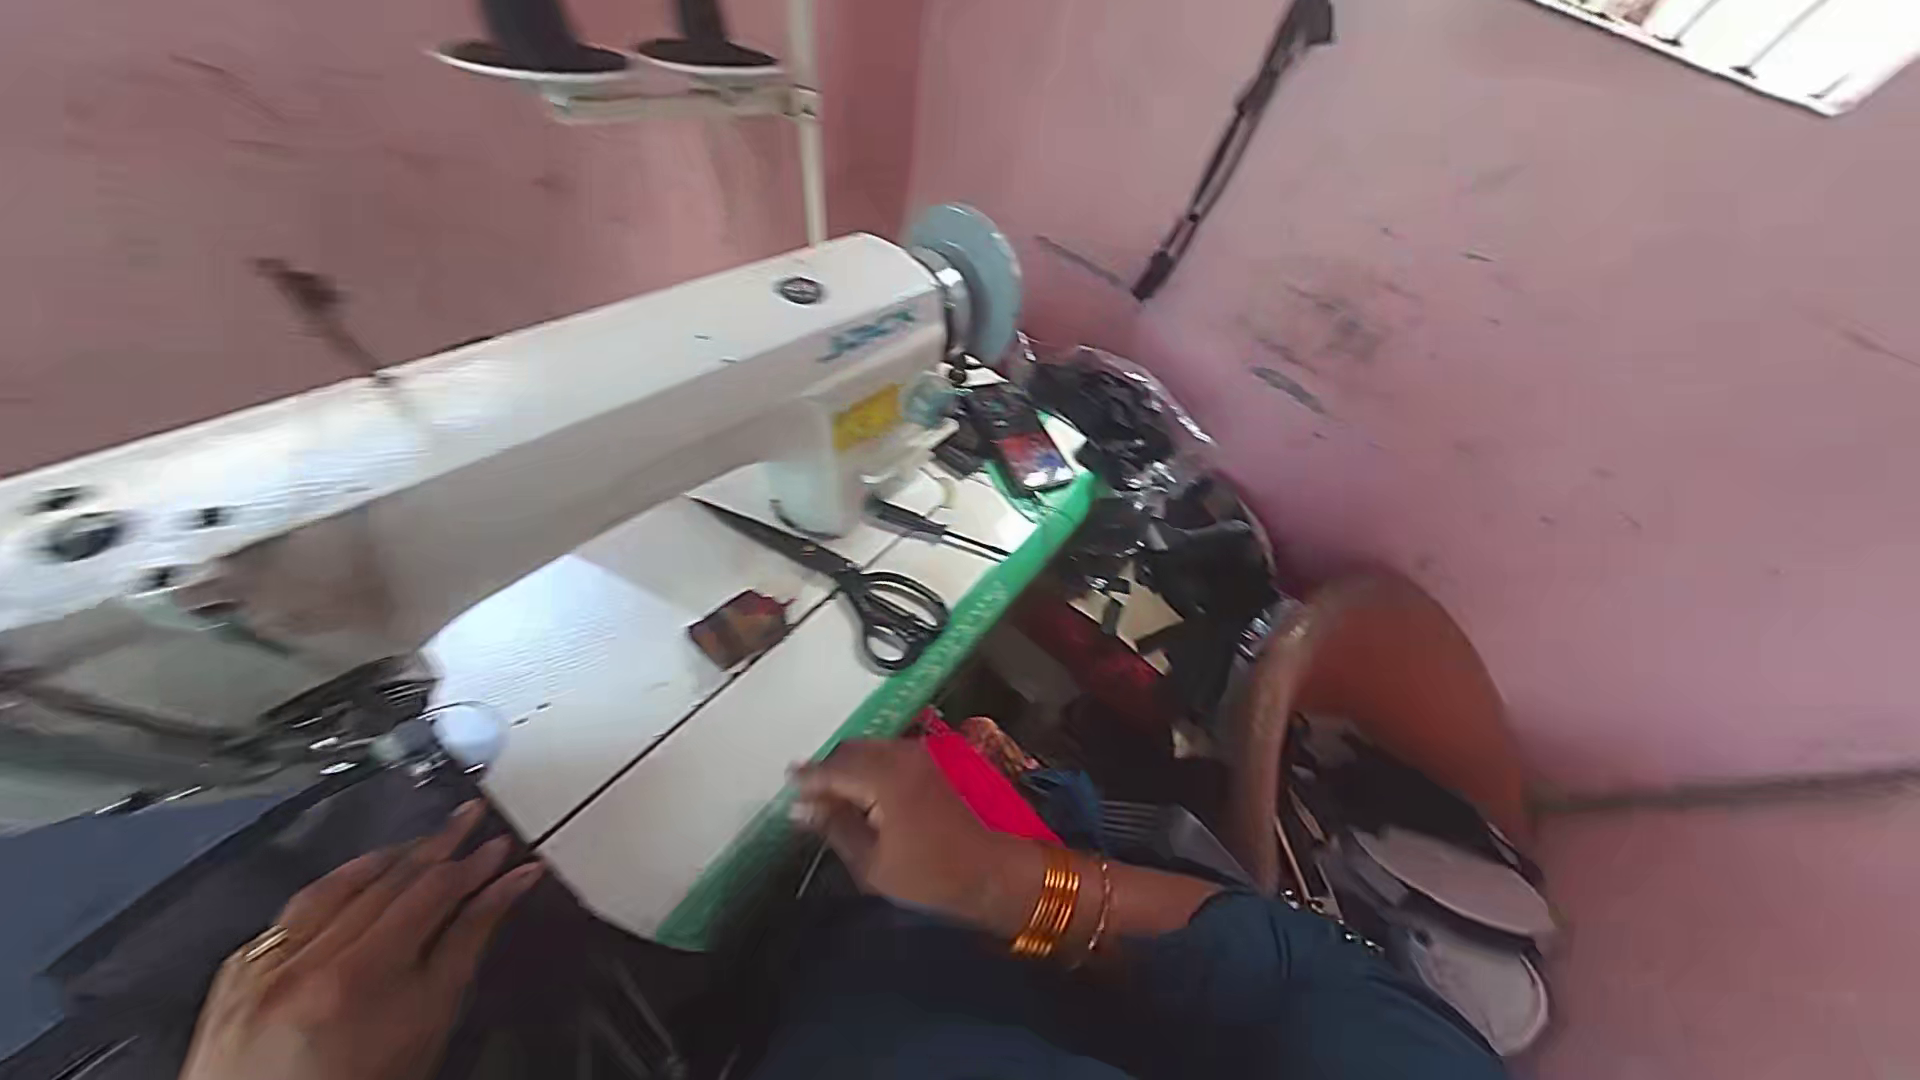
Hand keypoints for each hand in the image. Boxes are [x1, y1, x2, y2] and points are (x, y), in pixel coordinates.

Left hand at [178, 800, 544, 1079]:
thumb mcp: (435, 1012)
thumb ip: (473, 935)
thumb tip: (513, 882)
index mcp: (359, 975)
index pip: (432, 890)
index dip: (473, 863)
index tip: (499, 847)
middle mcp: (302, 967)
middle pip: (386, 880)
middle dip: (439, 845)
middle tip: (470, 818)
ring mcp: (259, 976)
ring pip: (332, 887)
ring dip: (385, 858)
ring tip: (420, 842)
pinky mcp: (231, 987)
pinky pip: (287, 917)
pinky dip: (330, 891)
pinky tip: (356, 883)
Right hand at [791, 739, 1039, 936]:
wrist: (989, 869)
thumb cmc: (931, 875)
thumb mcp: (872, 863)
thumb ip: (834, 827)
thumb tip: (803, 809)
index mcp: (885, 777)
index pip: (833, 769)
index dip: (806, 781)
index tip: (787, 790)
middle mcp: (902, 754)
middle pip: (850, 751)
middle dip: (826, 771)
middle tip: (808, 799)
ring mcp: (919, 753)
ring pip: (869, 748)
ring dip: (848, 767)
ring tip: (832, 798)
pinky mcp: (929, 759)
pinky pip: (887, 753)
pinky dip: (869, 766)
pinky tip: (862, 791)